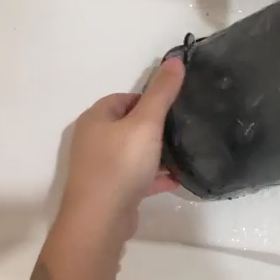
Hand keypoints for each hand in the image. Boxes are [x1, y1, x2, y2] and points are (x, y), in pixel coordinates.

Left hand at [55, 55, 184, 246]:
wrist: (101, 219)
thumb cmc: (120, 164)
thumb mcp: (146, 122)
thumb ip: (162, 92)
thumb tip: (175, 59)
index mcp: (96, 118)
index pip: (124, 98)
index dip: (150, 100)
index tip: (174, 109)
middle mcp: (94, 140)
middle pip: (129, 126)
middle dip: (156, 129)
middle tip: (182, 131)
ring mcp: (101, 167)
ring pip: (134, 154)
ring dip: (157, 155)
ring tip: (185, 155)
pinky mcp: (111, 191)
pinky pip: (137, 178)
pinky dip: (155, 177)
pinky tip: (177, 180)